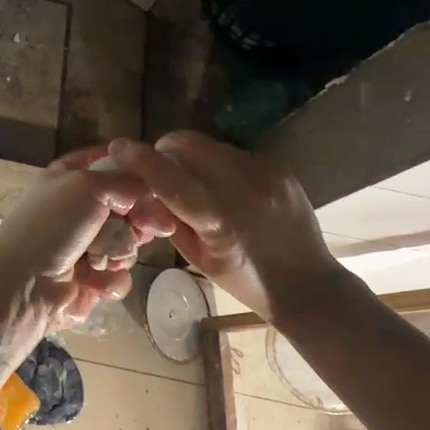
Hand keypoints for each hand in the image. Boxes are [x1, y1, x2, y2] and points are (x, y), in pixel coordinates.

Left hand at [0, 147, 172, 332]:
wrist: (24, 284)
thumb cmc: (52, 225)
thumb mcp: (88, 186)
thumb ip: (125, 182)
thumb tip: (151, 195)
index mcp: (68, 177)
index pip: (105, 161)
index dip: (131, 169)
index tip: (156, 180)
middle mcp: (76, 208)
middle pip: (126, 206)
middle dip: (139, 218)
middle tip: (148, 227)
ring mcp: (83, 245)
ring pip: (126, 242)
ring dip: (122, 251)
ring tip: (106, 258)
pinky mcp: (89, 279)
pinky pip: (118, 275)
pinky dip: (111, 278)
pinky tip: (96, 281)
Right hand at [109, 132, 346, 320]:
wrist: (309, 285)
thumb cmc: (246, 280)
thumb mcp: (198, 257)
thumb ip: (170, 219)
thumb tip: (145, 190)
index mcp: (220, 224)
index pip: (172, 181)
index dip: (142, 160)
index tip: (119, 147)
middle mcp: (244, 192)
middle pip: (188, 145)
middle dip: (167, 150)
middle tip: (161, 167)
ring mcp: (266, 176)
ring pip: (210, 145)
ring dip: (193, 156)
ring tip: (196, 179)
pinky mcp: (279, 169)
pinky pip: (234, 153)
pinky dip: (219, 163)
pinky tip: (226, 186)